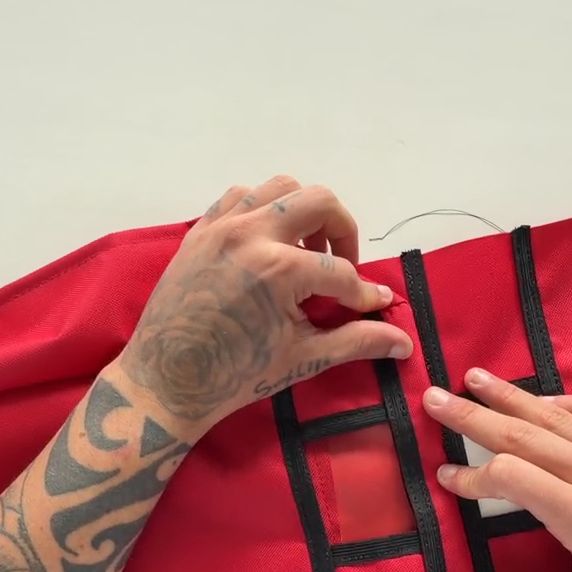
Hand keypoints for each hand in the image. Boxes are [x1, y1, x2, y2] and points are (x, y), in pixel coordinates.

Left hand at [116, 176, 414, 437]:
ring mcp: (221, 227)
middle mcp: (252, 234)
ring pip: (279, 189)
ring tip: (304, 252)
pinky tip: (267, 244)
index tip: (373, 305)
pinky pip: (240, 197)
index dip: (363, 294)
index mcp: (280, 269)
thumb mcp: (303, 358)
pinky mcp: (199, 231)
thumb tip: (404, 343)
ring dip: (302, 213)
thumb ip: (356, 341)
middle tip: (341, 267)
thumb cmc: (235, 376)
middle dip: (342, 232)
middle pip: (319, 202)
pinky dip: (262, 210)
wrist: (167, 382)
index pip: (341, 272)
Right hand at [421, 368, 571, 571]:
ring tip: (476, 377)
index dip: (473, 477)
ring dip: (514, 396)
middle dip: (475, 415)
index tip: (445, 479)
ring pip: (561, 417)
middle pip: (527, 433)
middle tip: (435, 397)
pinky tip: (544, 399)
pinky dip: (567, 404)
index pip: (512, 478)